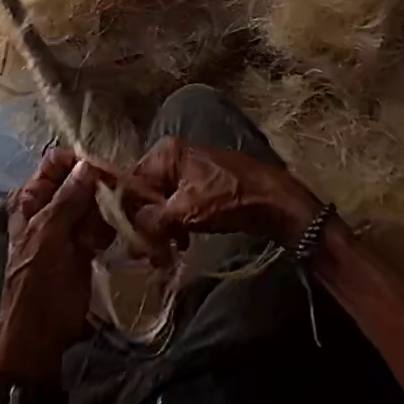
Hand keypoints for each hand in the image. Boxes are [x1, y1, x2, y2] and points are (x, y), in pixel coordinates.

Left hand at [0, 150, 112, 383]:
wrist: (41, 337)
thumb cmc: (39, 285)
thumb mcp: (49, 238)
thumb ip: (68, 200)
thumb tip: (87, 164)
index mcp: (32, 199)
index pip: (56, 162)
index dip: (80, 161)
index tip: (107, 169)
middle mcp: (50, 206)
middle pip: (80, 180)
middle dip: (102, 184)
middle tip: (125, 190)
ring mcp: (69, 226)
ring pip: (95, 201)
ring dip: (112, 205)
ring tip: (127, 211)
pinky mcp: (86, 245)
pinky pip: (103, 224)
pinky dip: (115, 224)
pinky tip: (125, 227)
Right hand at [129, 138, 322, 247]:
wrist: (277, 202)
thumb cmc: (230, 199)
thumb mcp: (186, 211)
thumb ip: (151, 222)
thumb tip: (127, 241)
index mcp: (164, 152)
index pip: (131, 181)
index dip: (127, 211)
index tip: (125, 239)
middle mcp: (172, 154)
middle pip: (145, 191)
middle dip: (145, 222)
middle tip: (147, 251)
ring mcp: (188, 168)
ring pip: (161, 200)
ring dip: (160, 226)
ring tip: (163, 251)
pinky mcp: (201, 184)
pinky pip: (177, 203)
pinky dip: (175, 223)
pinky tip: (180, 242)